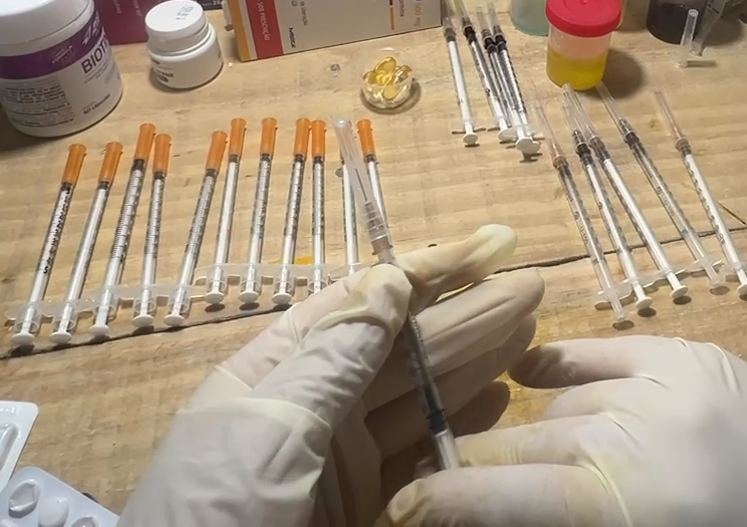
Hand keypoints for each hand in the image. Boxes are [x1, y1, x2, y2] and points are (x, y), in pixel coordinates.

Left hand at [121, 225, 543, 526]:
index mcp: (278, 370)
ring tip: (528, 328)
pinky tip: (499, 400)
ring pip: (421, 396)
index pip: (364, 301)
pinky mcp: (366, 505)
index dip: (428, 270)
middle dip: (466, 310)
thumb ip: (335, 357)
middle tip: (530, 284)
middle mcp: (315, 404)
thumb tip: (390, 279)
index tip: (488, 246)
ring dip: (476, 360)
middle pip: (403, 346)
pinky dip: (463, 427)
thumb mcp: (270, 429)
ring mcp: (342, 458)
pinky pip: (424, 454)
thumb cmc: (217, 516)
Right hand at [386, 336, 746, 526]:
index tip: (404, 502)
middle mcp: (651, 431)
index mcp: (646, 503)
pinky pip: (608, 352)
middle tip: (432, 478)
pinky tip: (531, 371)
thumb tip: (514, 502)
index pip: (519, 497)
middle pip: (532, 447)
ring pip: (566, 404)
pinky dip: (564, 364)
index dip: (451, 500)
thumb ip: (587, 517)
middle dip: (472, 467)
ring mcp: (674, 380)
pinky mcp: (695, 355)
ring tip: (507, 456)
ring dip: (531, 434)